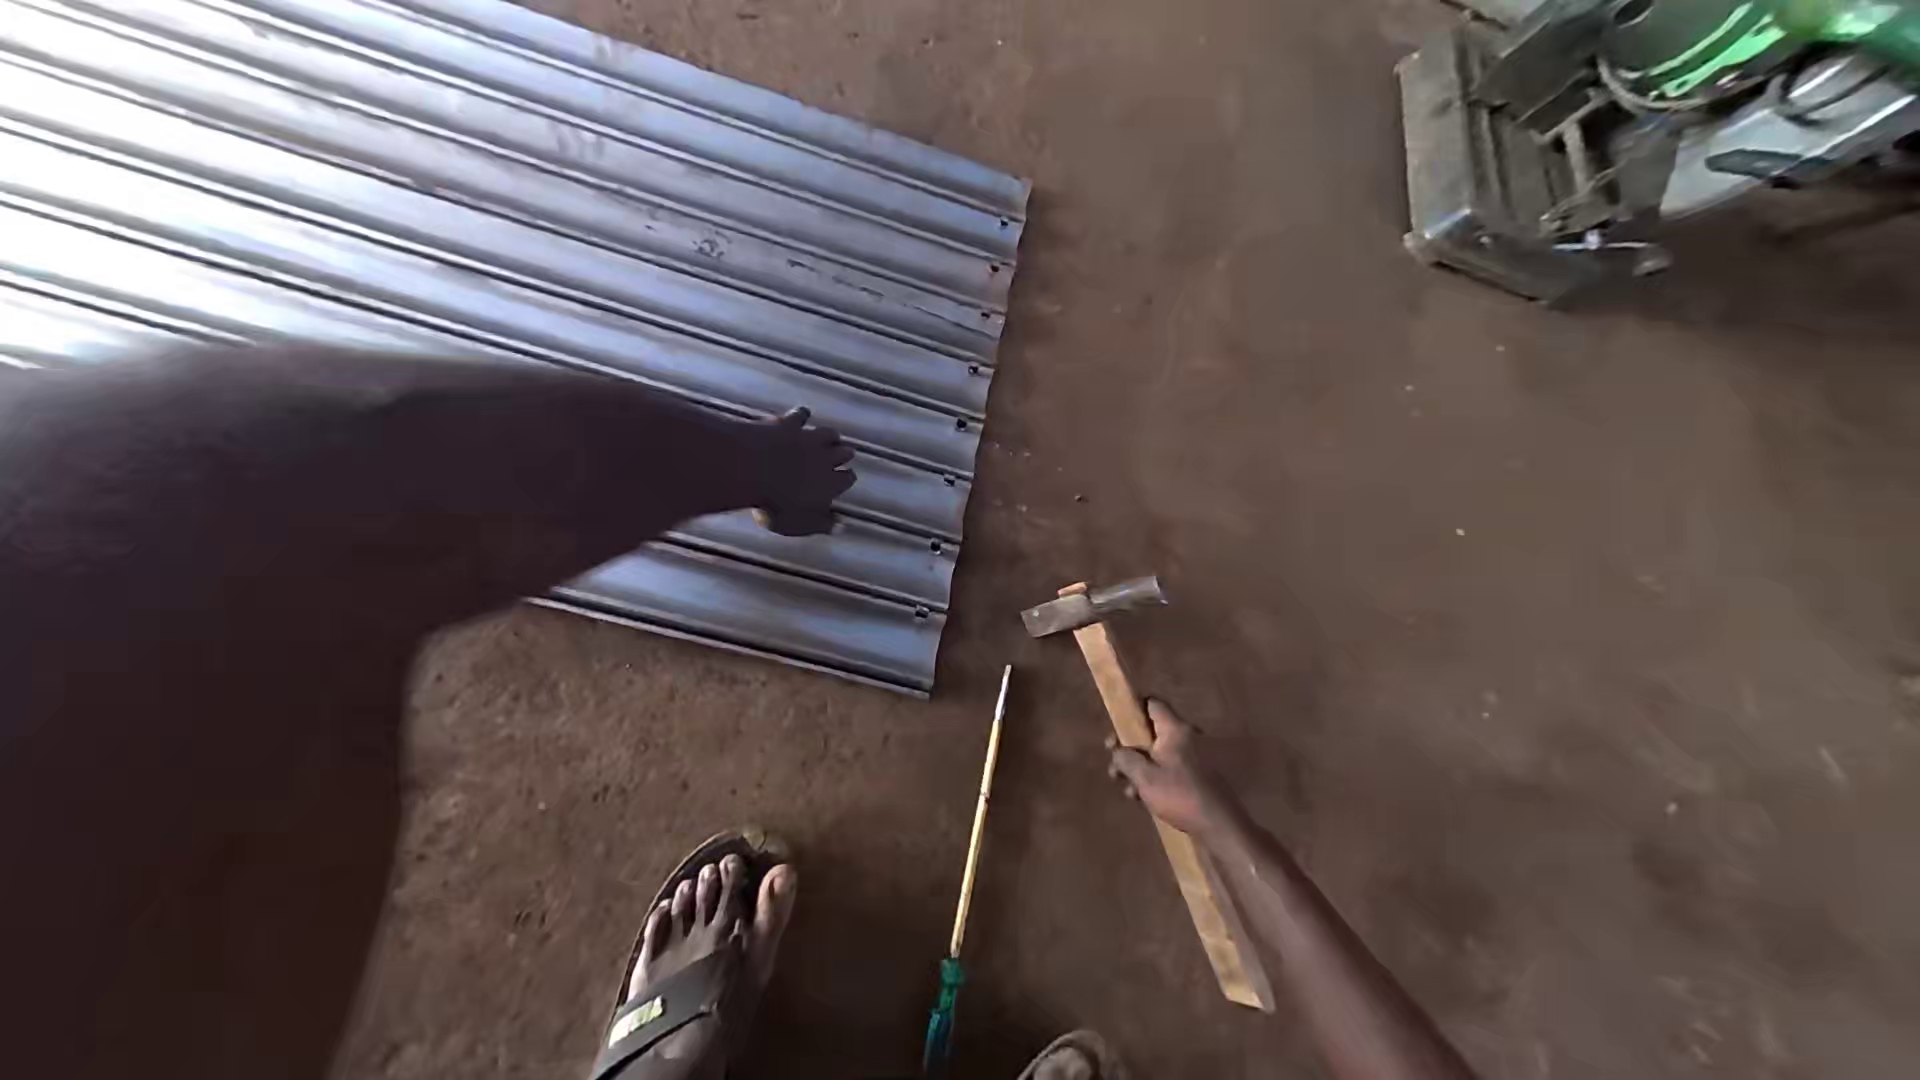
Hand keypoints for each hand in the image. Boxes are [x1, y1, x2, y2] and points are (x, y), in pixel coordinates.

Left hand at [745, 408, 855, 535]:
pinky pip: (801, 415)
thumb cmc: (772, 503)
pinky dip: (804, 415)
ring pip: (828, 434)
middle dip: (844, 454)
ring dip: (831, 436)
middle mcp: (825, 458)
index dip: (847, 478)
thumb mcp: (797, 523)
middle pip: (843, 453)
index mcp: (830, 483)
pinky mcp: (789, 424)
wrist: (748, 468)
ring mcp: (807, 438)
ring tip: (833, 436)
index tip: (848, 477)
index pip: (847, 479)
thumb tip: (841, 526)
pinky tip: (803, 413)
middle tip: (846, 453)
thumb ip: (820, 524)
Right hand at [1107, 700, 1245, 838]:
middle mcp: (1186, 738)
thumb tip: (1117, 750)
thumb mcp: (1144, 777)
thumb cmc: (1180, 795)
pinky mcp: (1197, 777)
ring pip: (1158, 755)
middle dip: (1129, 749)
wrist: (1220, 826)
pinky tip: (1143, 798)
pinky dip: (1155, 778)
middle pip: (1151, 733)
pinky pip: (1170, 769)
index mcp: (1175, 730)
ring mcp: (1194, 758)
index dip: (1133, 708)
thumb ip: (1125, 759)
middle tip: (1113, 763)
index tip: (1117, 724)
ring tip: (1127, 789)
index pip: (1153, 704)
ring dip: (1139, 768)